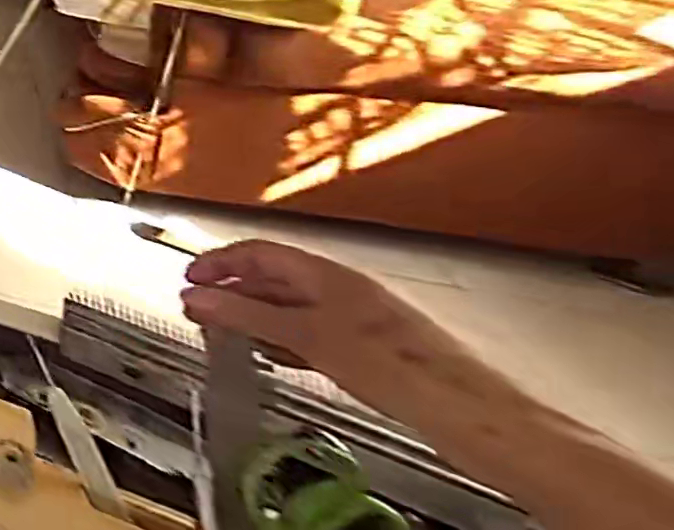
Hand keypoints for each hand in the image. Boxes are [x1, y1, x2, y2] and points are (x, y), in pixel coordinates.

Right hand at [180, 240, 462, 401]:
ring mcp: (358, 321)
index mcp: (327, 275)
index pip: (257, 251)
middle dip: (232, 291)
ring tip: (227, 331)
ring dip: (254, 316)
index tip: (191, 277)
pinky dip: (281, 338)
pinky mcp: (371, 352)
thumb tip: (195, 298)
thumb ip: (245, 315)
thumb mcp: (307, 337)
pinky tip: (274, 354)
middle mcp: (342, 291)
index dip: (219, 261)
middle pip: (273, 279)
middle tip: (200, 307)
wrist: (482, 422)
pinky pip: (310, 334)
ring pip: (290, 308)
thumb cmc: (402, 368)